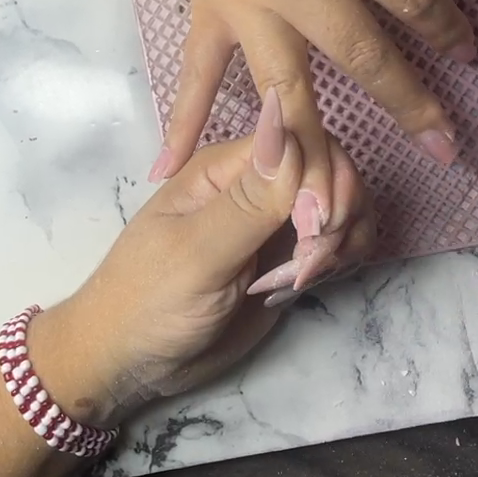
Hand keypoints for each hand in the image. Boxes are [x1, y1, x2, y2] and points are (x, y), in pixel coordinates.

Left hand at [32, 89, 311, 427]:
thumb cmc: (150, 302)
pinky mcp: (287, 256)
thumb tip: (284, 116)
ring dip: (343, 237)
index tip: (315, 228)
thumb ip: (249, 199)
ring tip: (305, 277)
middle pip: (330, 169)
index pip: (301, 140)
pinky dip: (343, 256)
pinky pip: (338, 239)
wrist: (134, 361)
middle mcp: (256, 186)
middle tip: (310, 263)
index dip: (323, 178)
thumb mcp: (198, 254)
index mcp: (225, 169)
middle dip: (336, 212)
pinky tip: (314, 280)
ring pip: (341, 203)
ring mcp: (275, 222)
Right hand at [133, 0, 472, 277]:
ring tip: (340, 201)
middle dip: (409, 104)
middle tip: (446, 149)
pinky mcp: (206, 10)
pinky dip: (182, 121)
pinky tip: (166, 168)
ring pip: (286, 88)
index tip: (473, 56)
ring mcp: (241, 4)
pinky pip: (196, 73)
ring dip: (317, 145)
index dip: (448, 28)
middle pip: (361, 57)